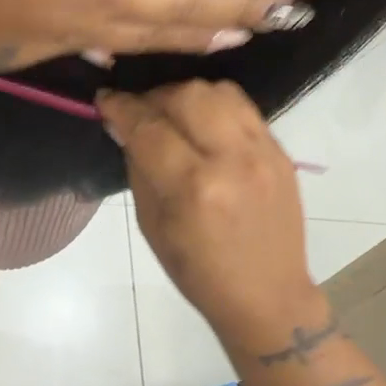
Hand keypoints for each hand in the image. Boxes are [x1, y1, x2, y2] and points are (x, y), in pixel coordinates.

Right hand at [98, 81, 323, 333]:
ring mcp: (263, 152)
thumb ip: (139, 168)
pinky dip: (214, 106)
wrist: (266, 294)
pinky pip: (243, 107)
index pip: (149, 127)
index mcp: (193, 188)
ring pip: (219, 91)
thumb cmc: (196, 271)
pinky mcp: (281, 152)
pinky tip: (200, 123)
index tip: (104, 100)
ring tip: (170, 113)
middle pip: (186, 95)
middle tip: (138, 111)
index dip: (120, 107)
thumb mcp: (151, 224)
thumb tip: (125, 128)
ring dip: (185, 95)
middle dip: (152, 97)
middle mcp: (231, 160)